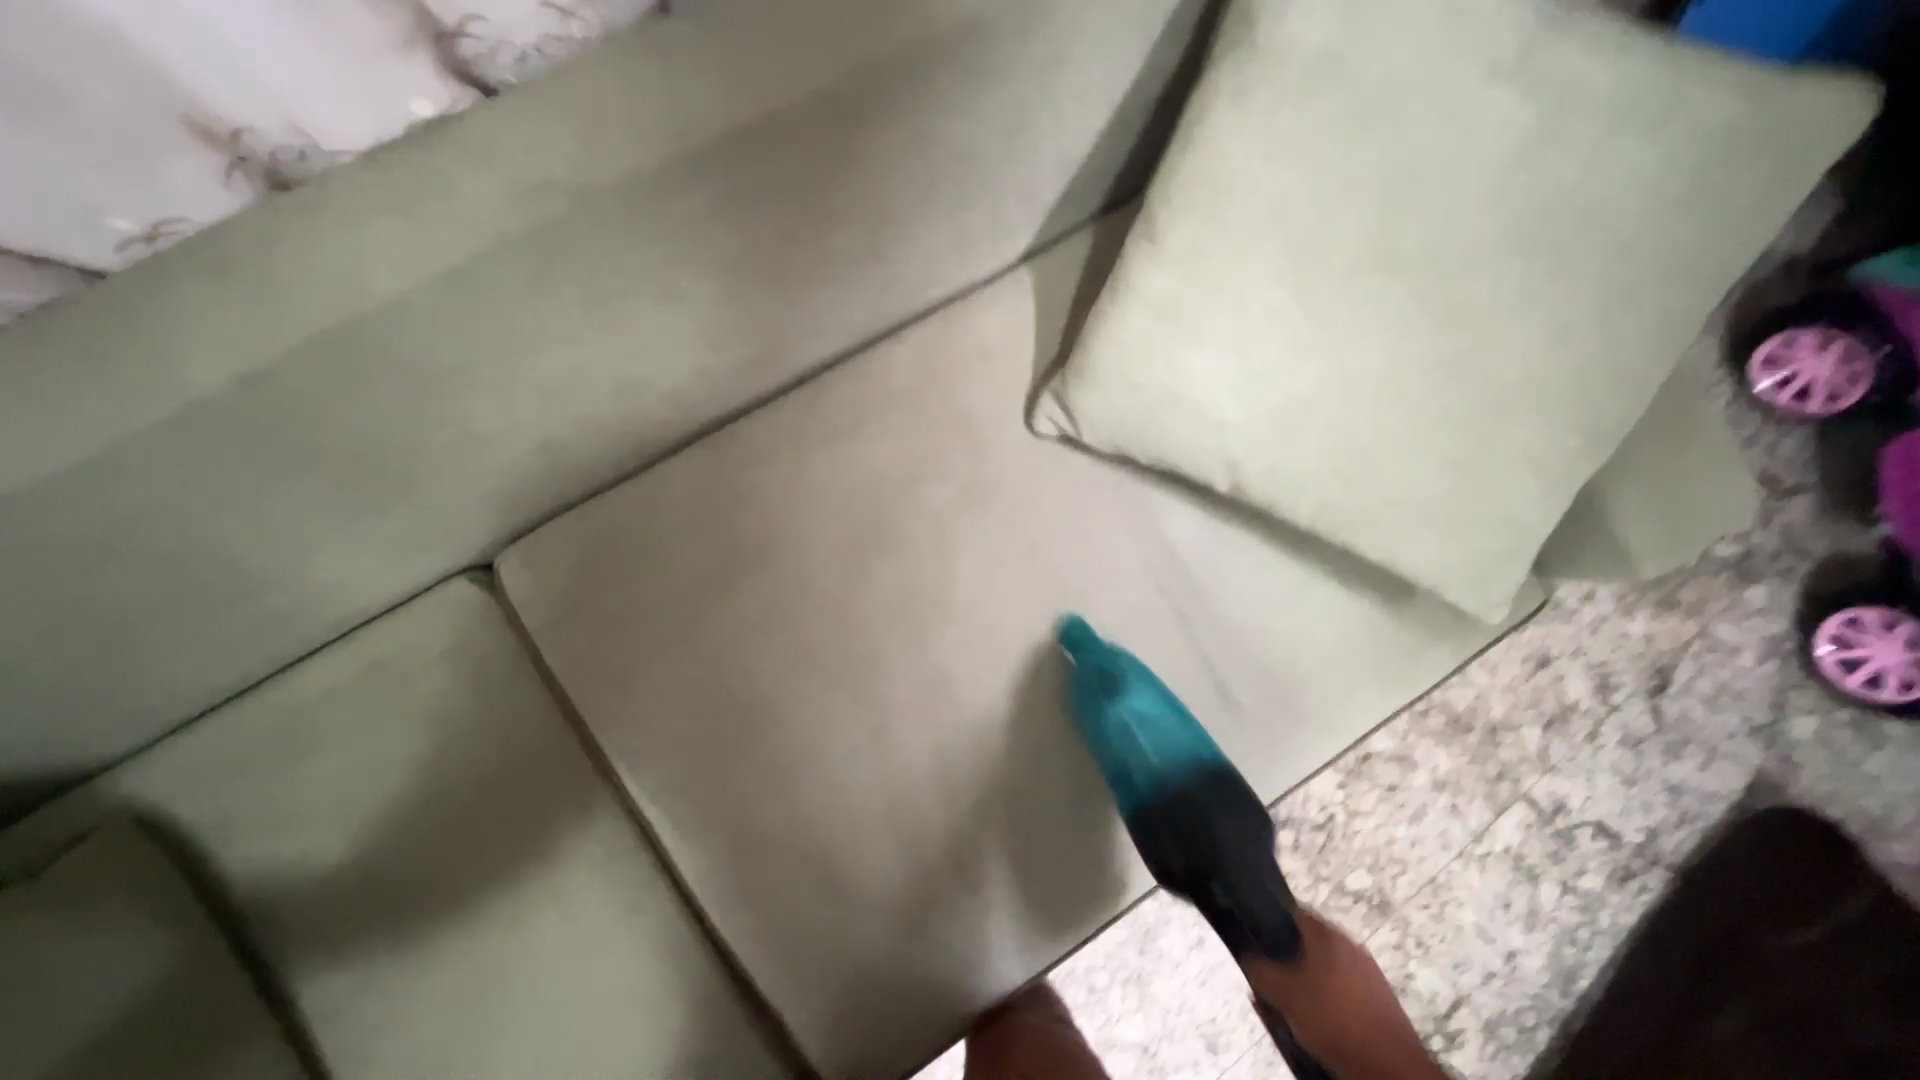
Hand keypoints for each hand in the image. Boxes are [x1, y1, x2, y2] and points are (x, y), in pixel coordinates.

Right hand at [1241, 909, 1448, 1079]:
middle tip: (1271, 985)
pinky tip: (1318, 1024)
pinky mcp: (1380, 1001)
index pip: (1293, 913)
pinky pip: (1342, 992)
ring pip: (1325, 971)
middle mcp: (1351, 946)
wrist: (1389, 1066)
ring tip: (1291, 1009)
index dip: (1270, 925)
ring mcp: (1369, 974)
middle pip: (1308, 945)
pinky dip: (1327, 1002)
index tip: (1256, 944)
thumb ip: (1259, 970)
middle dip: (1286, 963)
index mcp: (1328, 935)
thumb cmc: (1331, 1018)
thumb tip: (1248, 956)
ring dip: (1305, 985)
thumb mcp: (1282, 994)